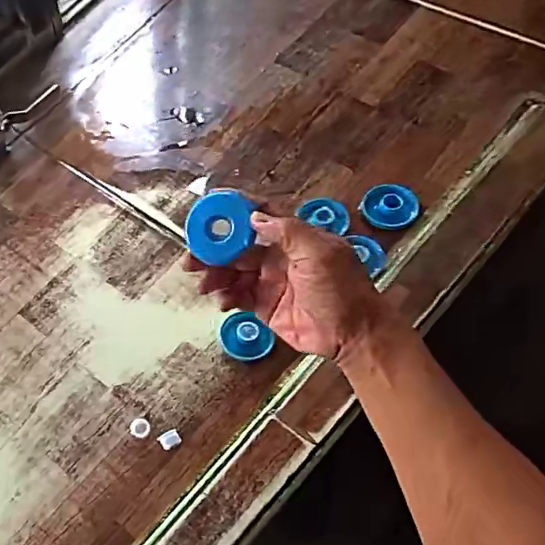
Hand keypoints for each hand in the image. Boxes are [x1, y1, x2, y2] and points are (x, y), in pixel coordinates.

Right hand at [184, 211, 396, 361]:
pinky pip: (238, 297)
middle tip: (193, 257)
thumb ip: (287, 231)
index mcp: (292, 237)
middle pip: (237, 246)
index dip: (234, 211)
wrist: (351, 333)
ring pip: (233, 272)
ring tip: (204, 284)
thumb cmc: (343, 290)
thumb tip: (255, 217)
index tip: (210, 211)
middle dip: (213, 249)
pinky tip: (222, 301)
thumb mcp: (319, 252)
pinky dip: (226, 297)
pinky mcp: (264, 306)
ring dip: (215, 275)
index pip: (259, 215)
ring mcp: (270, 281)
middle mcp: (278, 256)